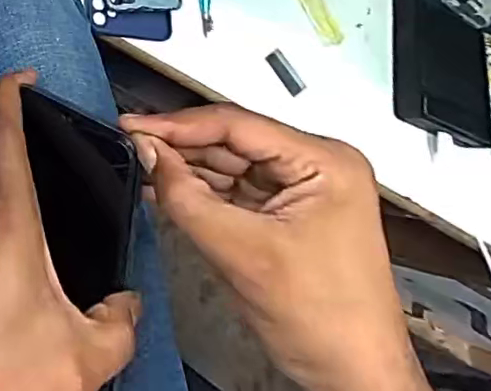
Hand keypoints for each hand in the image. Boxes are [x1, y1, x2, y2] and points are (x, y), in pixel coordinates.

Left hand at [0, 71, 139, 390]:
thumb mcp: (80, 357)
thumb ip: (118, 323)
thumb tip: (125, 304)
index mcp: (8, 218)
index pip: (3, 132)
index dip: (11, 93)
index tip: (23, 75)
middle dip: (6, 111)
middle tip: (31, 102)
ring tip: (31, 152)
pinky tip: (16, 212)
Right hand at [120, 106, 426, 390]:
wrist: (355, 384)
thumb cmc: (331, 326)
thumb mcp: (243, 253)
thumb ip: (186, 196)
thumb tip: (147, 152)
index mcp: (325, 162)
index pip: (236, 125)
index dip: (178, 125)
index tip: (137, 125)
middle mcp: (316, 164)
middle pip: (230, 140)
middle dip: (178, 146)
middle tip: (134, 144)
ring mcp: (301, 185)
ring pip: (227, 161)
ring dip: (185, 167)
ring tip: (144, 165)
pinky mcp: (285, 206)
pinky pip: (232, 185)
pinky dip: (199, 188)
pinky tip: (167, 186)